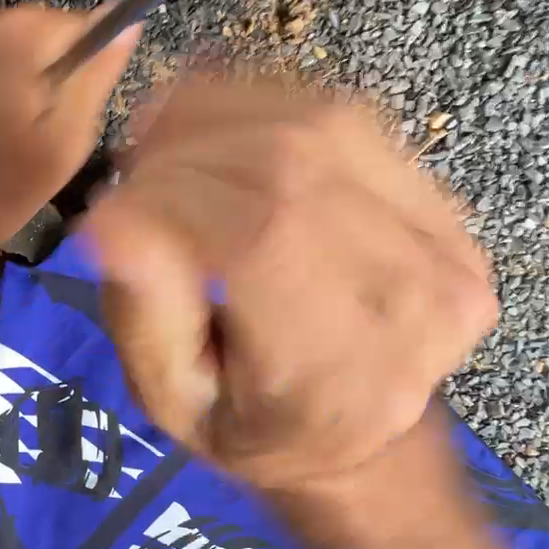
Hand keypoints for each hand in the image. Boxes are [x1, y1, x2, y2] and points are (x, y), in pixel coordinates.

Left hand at [0, 5, 139, 250]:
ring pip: (1, 55)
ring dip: (8, 90)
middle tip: (31, 142)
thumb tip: (126, 25)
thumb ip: (96, 79)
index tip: (69, 121)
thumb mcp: (60, 145)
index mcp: (23, 30)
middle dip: (46, 82)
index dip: (86, 77)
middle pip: (41, 39)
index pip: (86, 28)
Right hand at [83, 77, 496, 493]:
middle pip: (286, 167)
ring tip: (157, 161)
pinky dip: (261, 111)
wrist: (362, 438)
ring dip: (214, 125)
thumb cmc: (251, 431)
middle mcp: (416, 300)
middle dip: (179, 160)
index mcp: (341, 375)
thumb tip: (105, 219)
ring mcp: (449, 245)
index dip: (164, 202)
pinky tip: (210, 141)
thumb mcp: (172, 404)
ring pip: (315, 126)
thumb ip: (146, 318)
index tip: (98, 220)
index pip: (258, 236)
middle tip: (125, 190)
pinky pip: (345, 120)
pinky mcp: (449, 207)